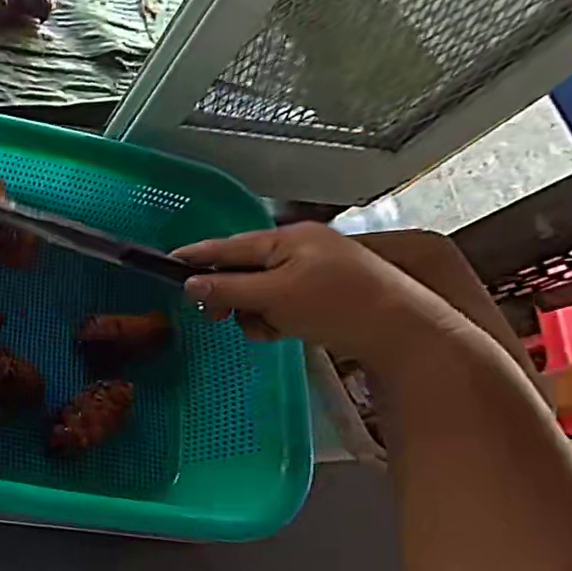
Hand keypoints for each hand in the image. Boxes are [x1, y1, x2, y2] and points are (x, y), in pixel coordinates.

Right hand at [172, 224, 478, 370]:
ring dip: (254, 312)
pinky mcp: (324, 293)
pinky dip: (276, 318)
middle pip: (245, 269)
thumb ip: (229, 290)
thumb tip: (190, 285)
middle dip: (230, 295)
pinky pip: (283, 302)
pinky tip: (283, 332)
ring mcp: (314, 270)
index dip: (198, 255)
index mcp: (288, 238)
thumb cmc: (336, 306)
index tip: (169, 262)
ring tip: (266, 330)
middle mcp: (300, 248)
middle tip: (216, 319)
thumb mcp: (274, 298)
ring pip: (262, 290)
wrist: (401, 332)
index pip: (230, 246)